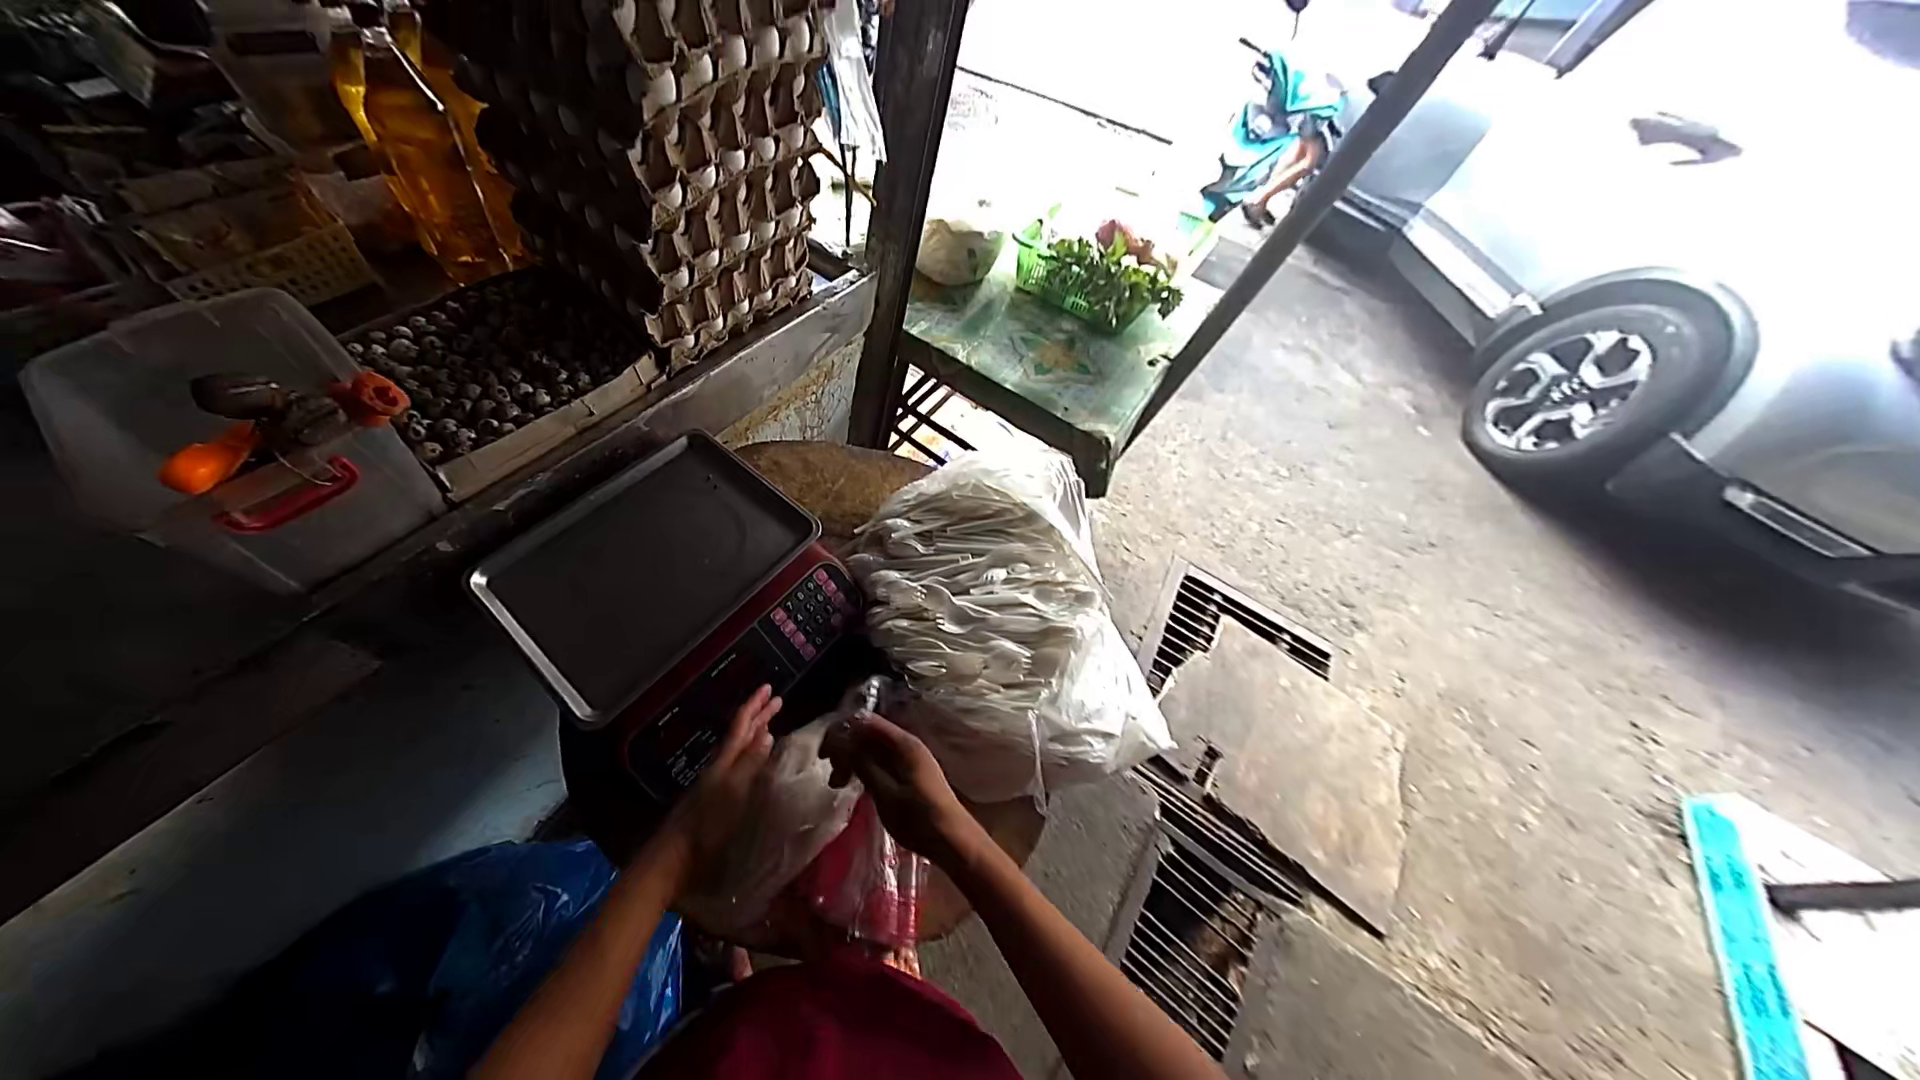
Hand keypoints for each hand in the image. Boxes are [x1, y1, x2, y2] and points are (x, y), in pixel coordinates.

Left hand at [651, 684, 781, 893]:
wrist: (673, 859)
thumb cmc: (705, 825)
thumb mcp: (731, 792)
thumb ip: (748, 764)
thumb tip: (767, 733)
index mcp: (724, 762)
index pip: (741, 726)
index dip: (755, 706)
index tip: (769, 688)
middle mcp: (720, 766)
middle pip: (740, 733)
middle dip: (758, 715)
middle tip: (776, 700)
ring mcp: (716, 781)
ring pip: (738, 748)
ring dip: (754, 733)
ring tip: (768, 725)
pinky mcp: (716, 797)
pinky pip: (738, 764)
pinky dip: (751, 754)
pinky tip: (756, 761)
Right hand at [819, 711, 982, 868]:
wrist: (952, 839)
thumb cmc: (918, 818)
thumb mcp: (884, 793)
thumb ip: (862, 763)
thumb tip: (841, 739)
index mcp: (903, 743)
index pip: (865, 721)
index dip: (841, 731)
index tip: (824, 755)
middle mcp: (907, 743)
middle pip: (868, 732)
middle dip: (845, 748)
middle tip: (832, 774)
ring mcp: (910, 756)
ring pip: (873, 747)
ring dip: (853, 759)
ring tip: (839, 784)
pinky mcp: (910, 770)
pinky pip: (882, 759)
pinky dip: (865, 767)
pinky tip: (857, 785)